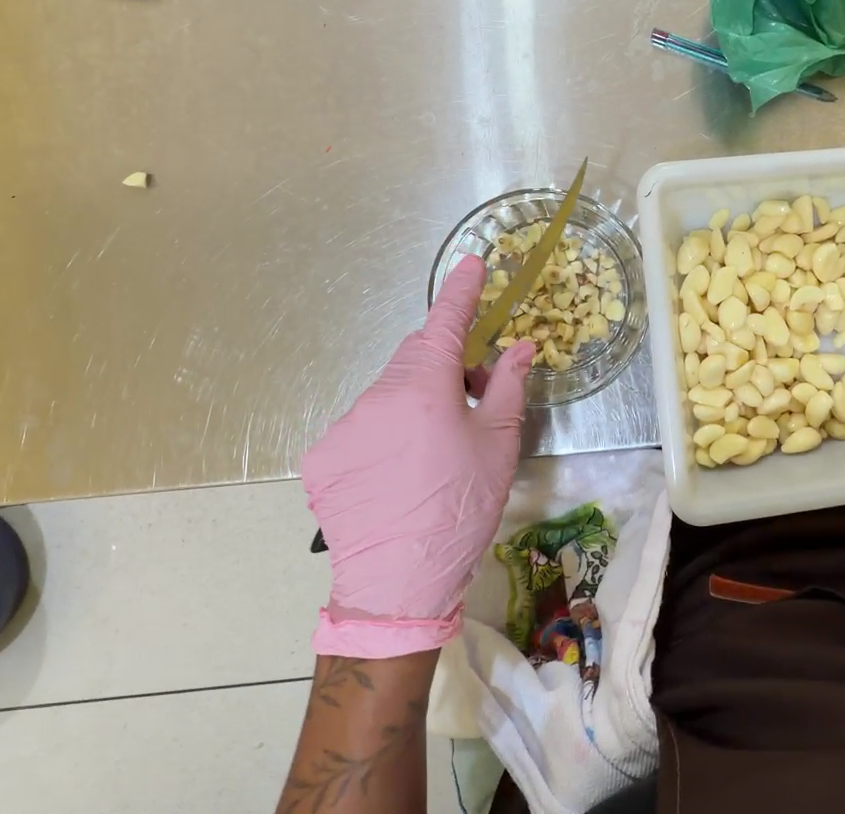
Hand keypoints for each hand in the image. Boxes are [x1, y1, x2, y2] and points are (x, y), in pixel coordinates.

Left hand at [301, 255, 535, 657]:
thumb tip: (521, 346)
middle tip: (478, 396)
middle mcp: (376, 397)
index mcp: (424, 389)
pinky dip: (387, 432)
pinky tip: (402, 471)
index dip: (462, 292)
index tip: (471, 262)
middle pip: (416, 360)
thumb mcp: (498, 446)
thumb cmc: (461, 508)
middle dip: (448, 364)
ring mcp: (344, 427)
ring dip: (417, 402)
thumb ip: (509, 387)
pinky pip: (364, 426)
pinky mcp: (323, 457)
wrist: (399, 582)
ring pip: (390, 394)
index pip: (445, 324)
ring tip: (438, 447)